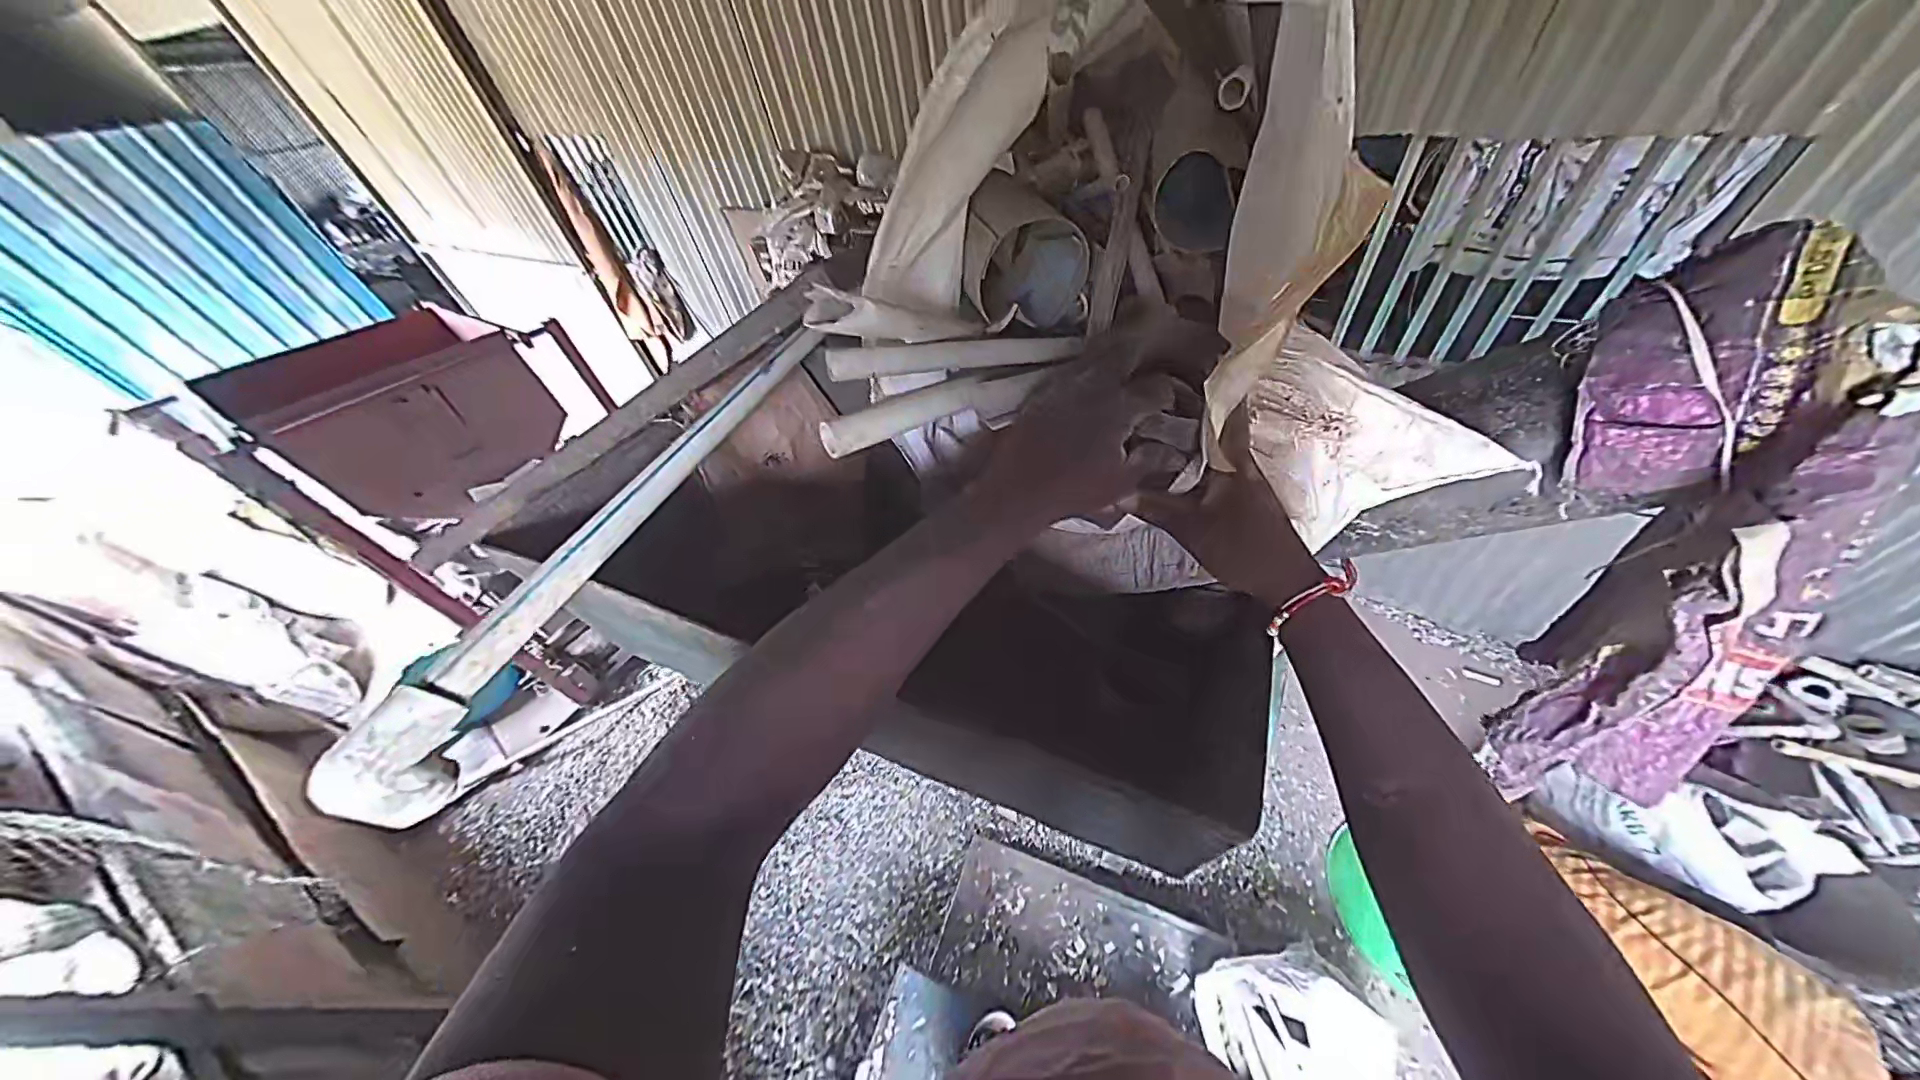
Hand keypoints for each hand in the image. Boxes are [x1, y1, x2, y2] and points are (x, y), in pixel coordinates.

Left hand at [975, 312, 1220, 521]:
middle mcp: (1095, 383)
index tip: (1175, 406)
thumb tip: (1176, 453)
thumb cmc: (1071, 489)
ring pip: (1102, 350)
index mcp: (1119, 406)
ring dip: (1123, 350)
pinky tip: (1099, 380)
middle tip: (1163, 356)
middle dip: (1152, 347)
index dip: (1172, 395)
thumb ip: (1152, 460)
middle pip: (1131, 347)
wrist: (1016, 487)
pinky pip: (1078, 363)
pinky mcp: (1046, 386)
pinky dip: (1096, 363)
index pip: (1158, 388)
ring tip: (1134, 361)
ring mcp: (1067, 380)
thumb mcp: (1120, 481)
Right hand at [1136, 408, 1327, 604]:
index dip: (1212, 392)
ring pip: (1218, 451)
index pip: (1225, 416)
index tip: (1190, 373)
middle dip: (1194, 415)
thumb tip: (1118, 491)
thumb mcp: (1191, 528)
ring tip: (1163, 431)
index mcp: (1234, 463)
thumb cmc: (1241, 548)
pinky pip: (1220, 469)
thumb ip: (1155, 507)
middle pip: (1219, 430)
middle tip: (1161, 403)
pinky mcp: (1247, 499)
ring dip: (1196, 440)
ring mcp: (1248, 482)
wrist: (1285, 581)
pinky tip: (1181, 469)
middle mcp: (1244, 465)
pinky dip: (1202, 463)